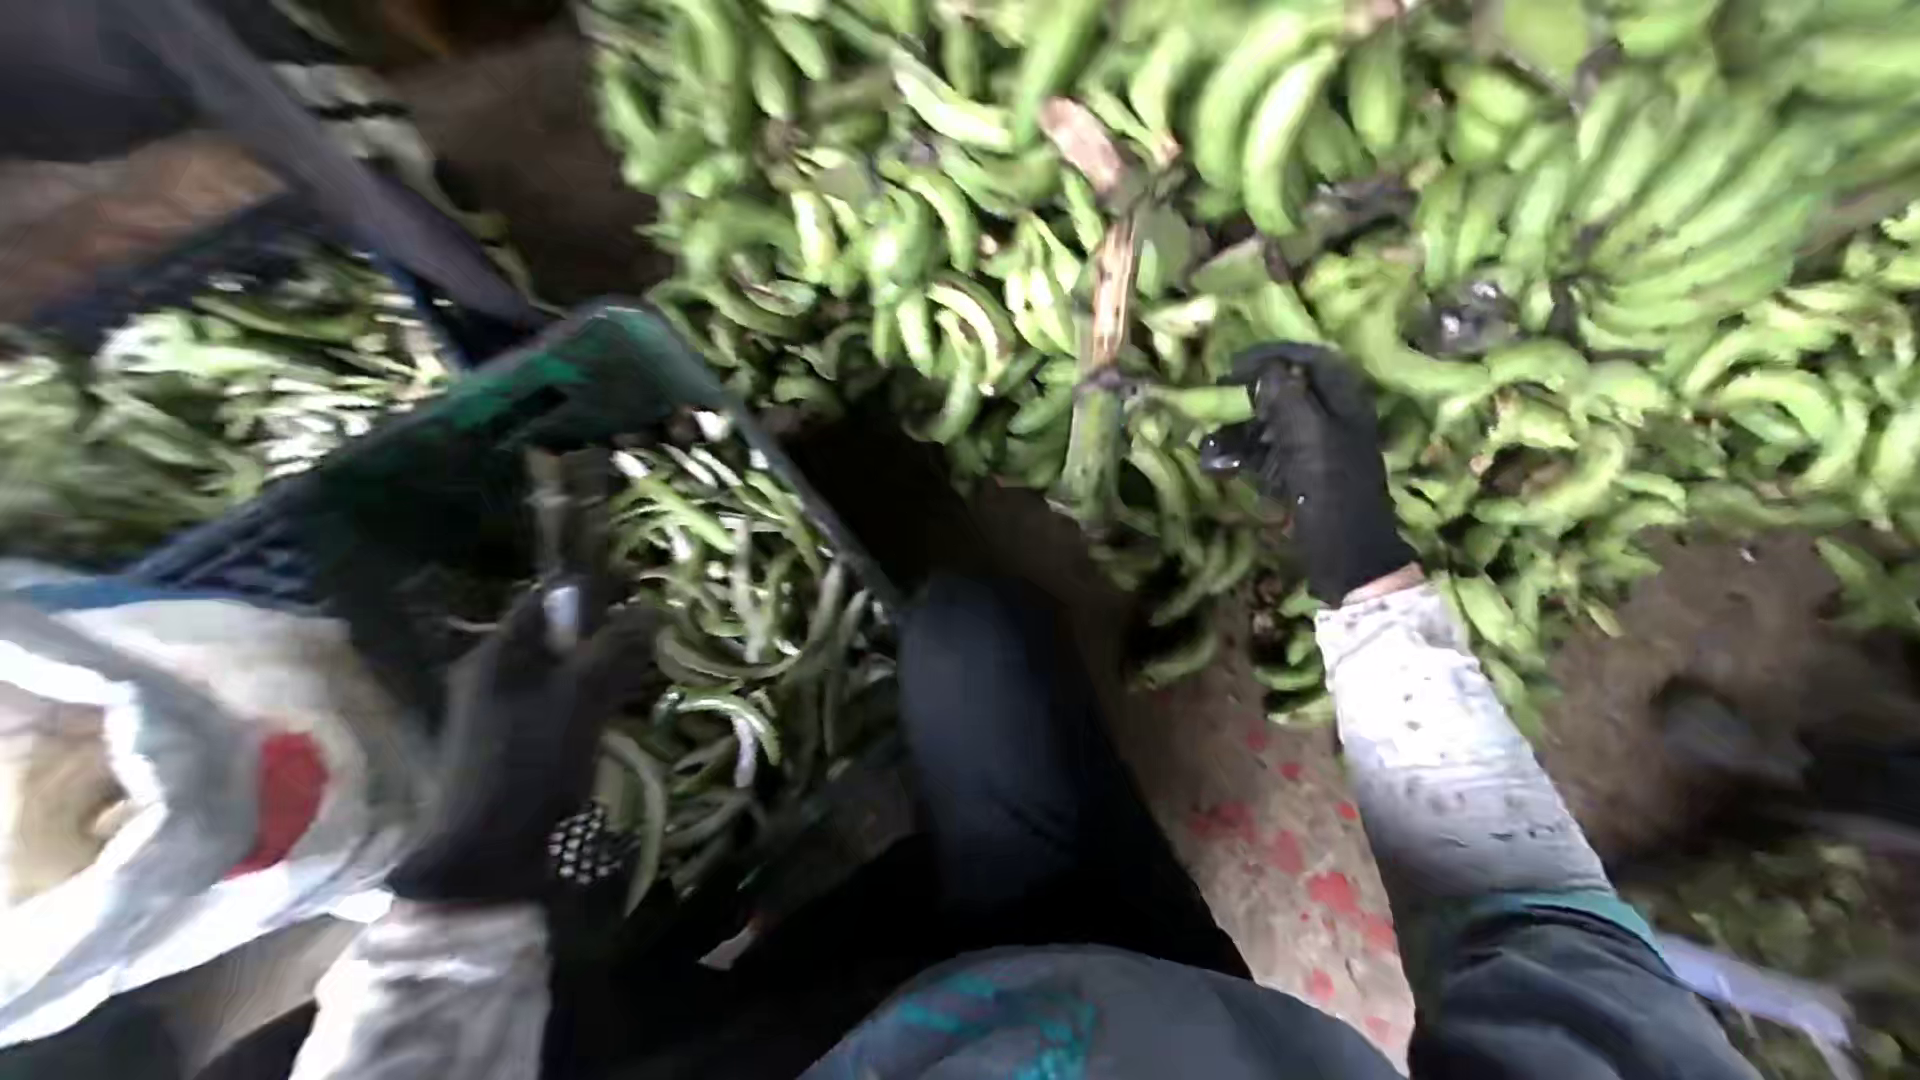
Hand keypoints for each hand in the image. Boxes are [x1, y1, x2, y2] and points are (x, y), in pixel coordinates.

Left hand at [388, 591, 658, 903]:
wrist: (488, 852)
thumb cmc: (530, 762)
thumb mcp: (578, 697)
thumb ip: (614, 648)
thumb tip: (654, 608)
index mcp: (498, 654)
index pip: (547, 600)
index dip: (593, 589)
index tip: (639, 588)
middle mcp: (499, 672)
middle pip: (560, 633)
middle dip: (607, 628)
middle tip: (651, 632)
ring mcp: (510, 706)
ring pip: (568, 665)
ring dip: (607, 660)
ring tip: (646, 663)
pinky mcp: (526, 734)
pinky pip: (567, 695)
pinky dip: (597, 690)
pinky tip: (623, 699)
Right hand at [1200, 342, 1414, 602]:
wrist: (1345, 554)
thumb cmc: (1332, 492)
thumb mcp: (1310, 439)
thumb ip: (1288, 399)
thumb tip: (1266, 368)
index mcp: (1343, 403)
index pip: (1310, 359)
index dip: (1273, 356)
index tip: (1234, 365)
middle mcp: (1328, 419)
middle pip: (1285, 391)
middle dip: (1247, 396)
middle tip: (1216, 398)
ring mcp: (1312, 448)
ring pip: (1269, 424)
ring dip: (1236, 431)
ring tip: (1209, 443)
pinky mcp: (1296, 474)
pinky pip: (1263, 455)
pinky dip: (1239, 457)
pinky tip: (1215, 466)